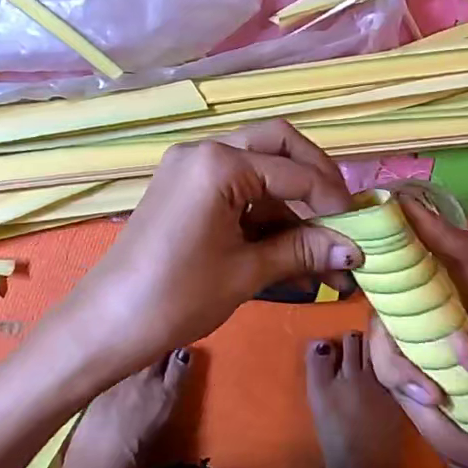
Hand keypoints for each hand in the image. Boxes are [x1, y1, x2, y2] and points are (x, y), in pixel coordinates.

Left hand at [55, 120, 362, 375]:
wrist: (107, 323)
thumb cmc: (177, 296)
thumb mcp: (246, 272)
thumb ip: (302, 250)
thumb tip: (355, 248)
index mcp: (219, 163)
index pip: (295, 170)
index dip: (333, 201)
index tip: (360, 232)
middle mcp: (204, 150)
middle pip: (277, 144)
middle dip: (315, 178)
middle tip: (340, 216)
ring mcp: (189, 167)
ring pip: (257, 167)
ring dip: (290, 203)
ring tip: (319, 254)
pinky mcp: (182, 187)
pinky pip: (234, 186)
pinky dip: (263, 212)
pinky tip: (286, 251)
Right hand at [368, 197, 467, 467]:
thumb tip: (456, 341)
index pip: (461, 259)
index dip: (430, 228)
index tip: (395, 207)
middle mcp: (465, 332)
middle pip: (401, 322)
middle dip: (401, 364)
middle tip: (430, 401)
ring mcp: (451, 369)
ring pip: (405, 376)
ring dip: (440, 432)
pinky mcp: (446, 403)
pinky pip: (421, 418)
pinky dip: (451, 454)